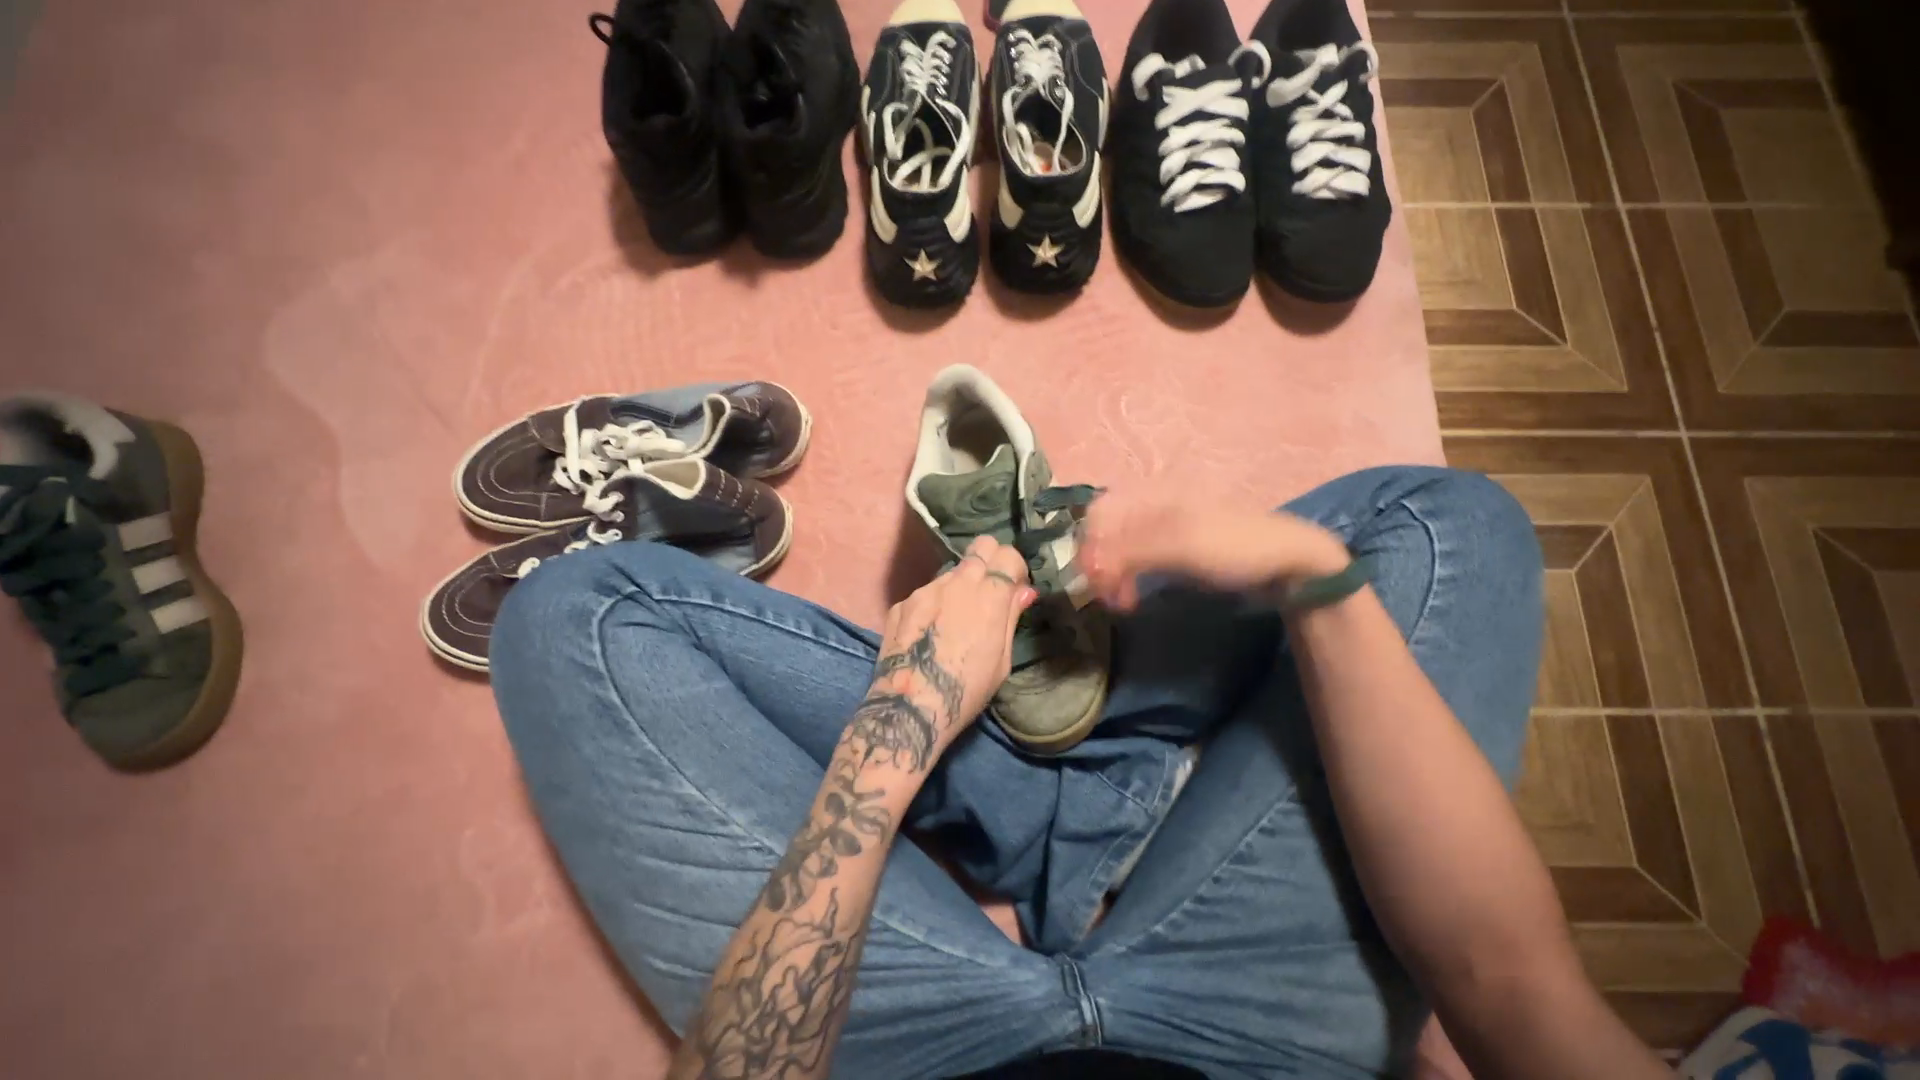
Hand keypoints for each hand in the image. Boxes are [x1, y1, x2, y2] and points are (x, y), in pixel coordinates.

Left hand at [847, 536, 1036, 773]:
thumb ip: (1010, 618)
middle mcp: (956, 583)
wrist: (908, 707)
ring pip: (951, 572)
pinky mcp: (901, 603)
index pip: (1007, 555)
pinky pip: (926, 593)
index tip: (1014, 588)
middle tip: (990, 589)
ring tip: (957, 619)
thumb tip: (1023, 591)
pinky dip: (935, 604)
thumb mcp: (1001, 660)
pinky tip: (930, 633)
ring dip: (960, 585)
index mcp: (988, 597)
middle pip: (980, 547)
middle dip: (990, 560)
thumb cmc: (966, 691)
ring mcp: (925, 590)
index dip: (1014, 568)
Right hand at [1080, 493, 1350, 611]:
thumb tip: (1088, 563)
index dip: (1090, 545)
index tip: (1094, 581)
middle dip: (1100, 563)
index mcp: (1154, 493)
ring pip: (1119, 544)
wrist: (1290, 562)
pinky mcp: (1175, 545)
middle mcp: (1154, 503)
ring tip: (1121, 602)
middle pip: (1106, 528)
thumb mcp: (1182, 546)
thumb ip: (1132, 550)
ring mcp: (1165, 524)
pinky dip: (1128, 575)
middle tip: (1107, 597)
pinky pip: (1136, 556)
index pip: (1100, 511)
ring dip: (1113, 573)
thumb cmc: (1237, 547)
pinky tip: (1133, 595)